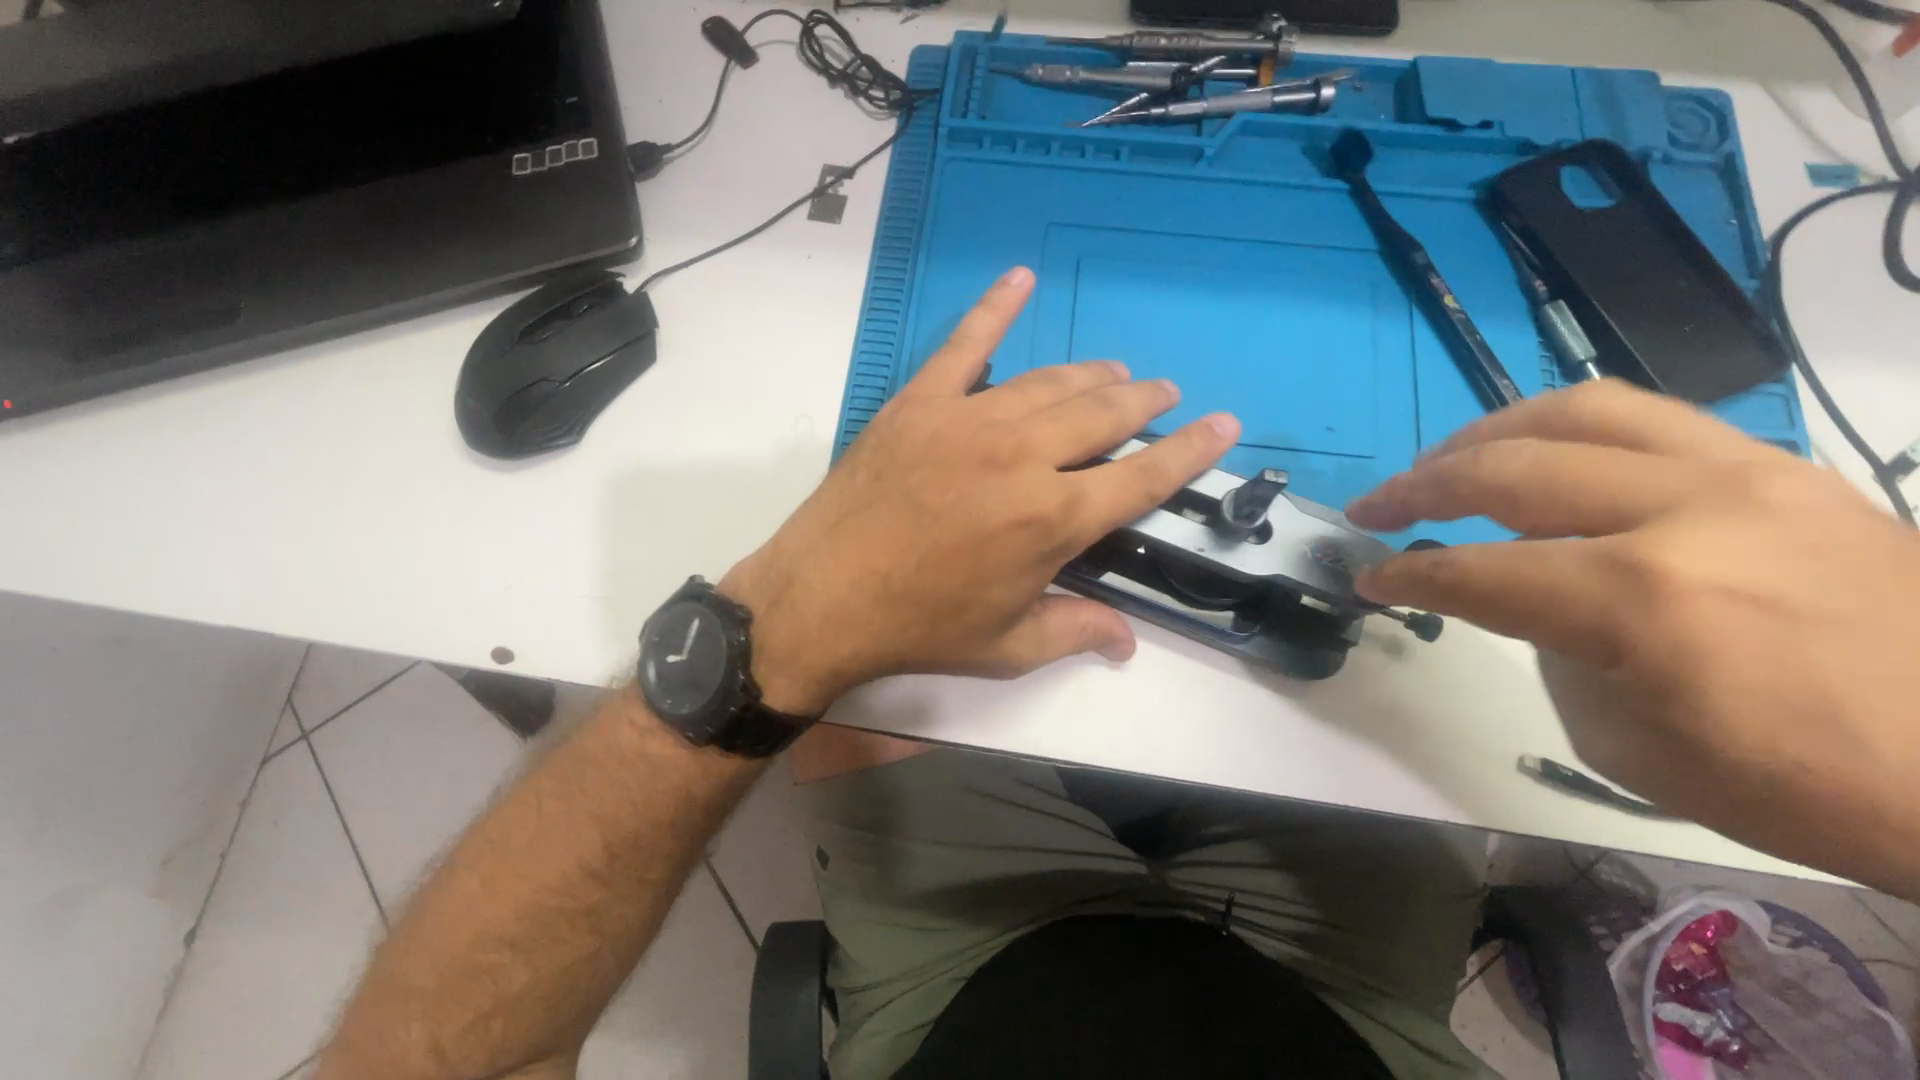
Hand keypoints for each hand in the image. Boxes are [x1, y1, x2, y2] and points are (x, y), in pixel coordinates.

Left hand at [721, 267, 1239, 715]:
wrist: (823, 599)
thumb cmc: (919, 628)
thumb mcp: (1006, 647)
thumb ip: (1075, 632)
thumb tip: (1128, 642)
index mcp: (1053, 519)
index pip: (1142, 476)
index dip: (1190, 451)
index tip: (1222, 425)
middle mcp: (1023, 457)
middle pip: (1104, 414)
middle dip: (1144, 403)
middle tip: (1164, 395)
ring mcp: (970, 420)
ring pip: (1050, 383)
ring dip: (1092, 375)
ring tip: (1116, 373)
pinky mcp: (921, 403)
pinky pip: (965, 345)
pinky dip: (995, 309)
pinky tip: (1019, 280)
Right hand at [1345, 379, 1919, 896]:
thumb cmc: (1789, 782)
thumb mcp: (1620, 738)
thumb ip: (1552, 645)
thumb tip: (1526, 593)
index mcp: (1641, 599)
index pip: (1479, 570)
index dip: (1408, 576)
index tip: (1369, 579)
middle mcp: (1688, 512)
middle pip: (1512, 469)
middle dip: (1421, 486)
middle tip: (1376, 506)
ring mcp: (1749, 476)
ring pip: (1582, 412)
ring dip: (1492, 433)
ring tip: (1451, 458)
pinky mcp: (1788, 468)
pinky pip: (1655, 419)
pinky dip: (1574, 431)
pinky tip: (1552, 458)